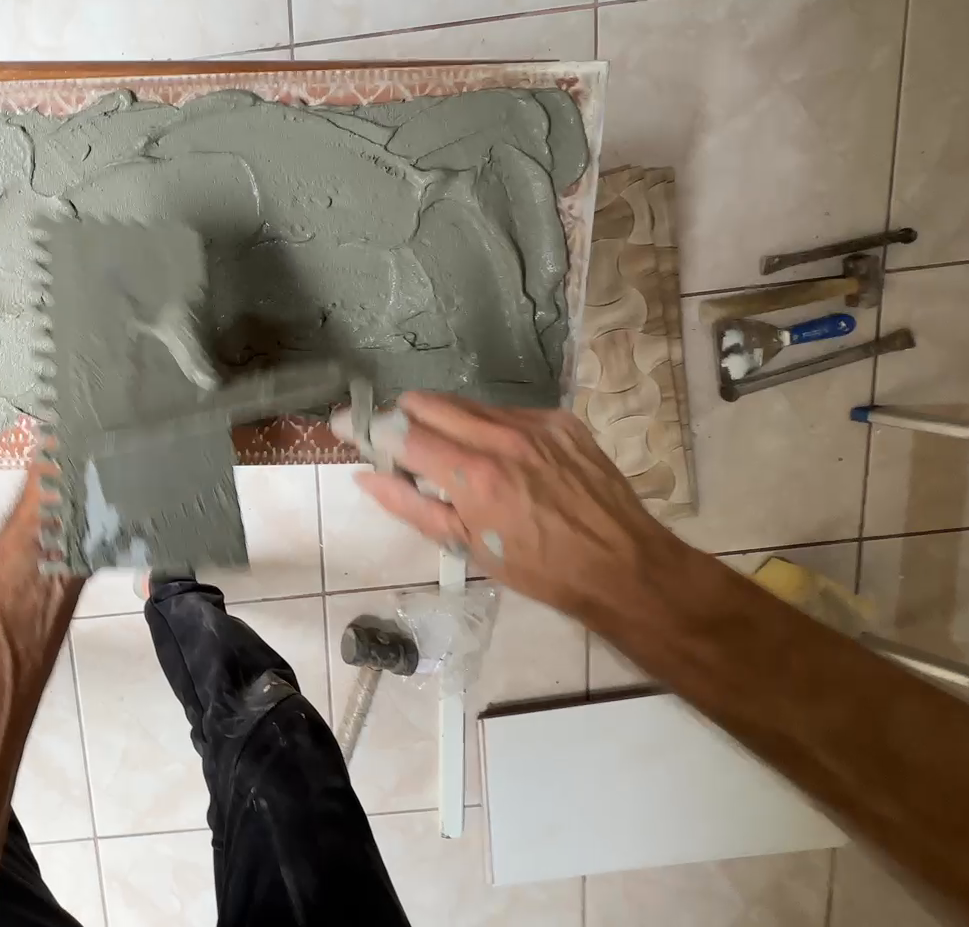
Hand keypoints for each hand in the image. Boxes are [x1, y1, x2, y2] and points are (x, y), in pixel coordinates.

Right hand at [335, 391, 684, 614]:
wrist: (625, 567)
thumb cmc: (537, 567)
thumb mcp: (464, 545)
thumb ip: (409, 505)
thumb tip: (366, 476)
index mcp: (473, 475)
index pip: (400, 431)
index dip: (366, 426)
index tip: (343, 424)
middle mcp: (501, 438)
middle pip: (426, 401)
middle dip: (400, 415)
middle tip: (396, 441)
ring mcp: (535, 424)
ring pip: (463, 403)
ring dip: (441, 420)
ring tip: (448, 452)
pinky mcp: (561, 421)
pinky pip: (502, 411)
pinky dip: (484, 427)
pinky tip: (497, 456)